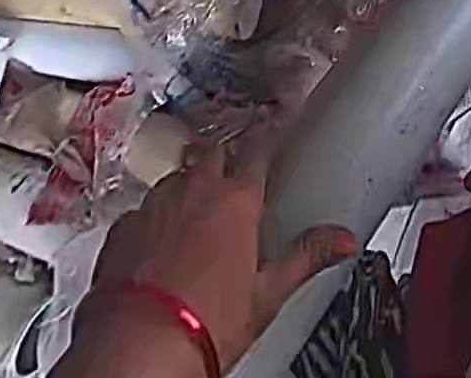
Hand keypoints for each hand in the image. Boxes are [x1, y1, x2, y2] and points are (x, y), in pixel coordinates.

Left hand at [66, 122, 358, 374]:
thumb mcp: (267, 293)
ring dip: (186, 184)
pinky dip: (152, 216)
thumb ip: (308, 256)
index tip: (271, 122)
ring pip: (176, 176)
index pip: (258, 148)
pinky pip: (142, 208)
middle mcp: (197, 190)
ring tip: (192, 206)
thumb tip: (345, 240)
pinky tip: (155, 238)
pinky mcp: (125, 225)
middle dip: (221, 153)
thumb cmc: (206, 323)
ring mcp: (157, 203)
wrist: (139, 349)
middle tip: (228, 165)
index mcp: (238, 200)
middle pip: (212, 150)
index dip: (266, 132)